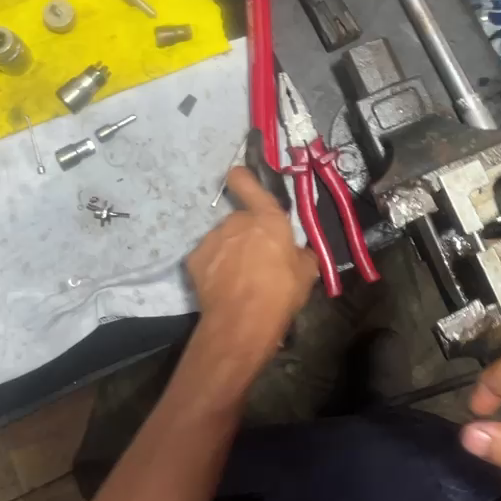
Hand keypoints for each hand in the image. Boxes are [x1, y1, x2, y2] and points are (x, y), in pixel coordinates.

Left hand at [186, 168, 316, 358]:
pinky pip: (207, 258)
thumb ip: (301, 254)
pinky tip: (223, 286)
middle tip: (257, 260)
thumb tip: (298, 251)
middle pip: (240, 221)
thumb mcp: (306, 273)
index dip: (242, 178)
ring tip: (239, 279)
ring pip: (223, 240)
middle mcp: (237, 221)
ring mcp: (212, 238)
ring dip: (230, 252)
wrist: (241, 323)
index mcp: (267, 218)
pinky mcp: (195, 259)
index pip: (248, 183)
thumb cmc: (280, 293)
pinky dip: (213, 267)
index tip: (239, 177)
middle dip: (246, 235)